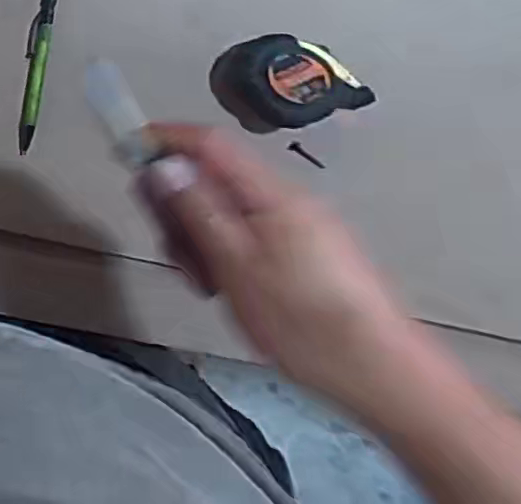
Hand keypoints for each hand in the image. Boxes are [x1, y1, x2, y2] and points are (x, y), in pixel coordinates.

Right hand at [138, 124, 420, 416]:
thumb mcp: (236, 265)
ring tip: (202, 279)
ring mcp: (297, 224)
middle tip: (168, 242)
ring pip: (226, 207)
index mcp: (270, 193)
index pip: (208, 142)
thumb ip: (196, 210)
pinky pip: (247, 231)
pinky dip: (224, 249)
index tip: (129, 148)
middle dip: (179, 202)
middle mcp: (284, 198)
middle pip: (213, 175)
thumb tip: (164, 165)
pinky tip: (225, 284)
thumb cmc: (308, 324)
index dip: (165, 138)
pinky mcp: (304, 250)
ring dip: (199, 233)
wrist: (391, 382)